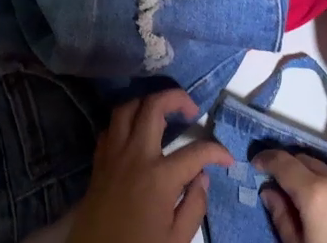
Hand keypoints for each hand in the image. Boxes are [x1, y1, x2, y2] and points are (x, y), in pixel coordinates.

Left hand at [69, 89, 233, 242]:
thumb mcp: (176, 241)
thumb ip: (194, 207)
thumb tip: (202, 177)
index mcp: (160, 177)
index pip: (196, 152)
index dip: (217, 151)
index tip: (228, 159)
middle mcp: (136, 156)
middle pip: (154, 107)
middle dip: (176, 98)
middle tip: (191, 109)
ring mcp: (113, 155)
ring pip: (126, 108)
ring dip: (146, 103)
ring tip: (162, 113)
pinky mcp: (98, 162)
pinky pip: (110, 128)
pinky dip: (124, 123)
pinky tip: (135, 135)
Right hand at [254, 150, 326, 242]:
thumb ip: (281, 216)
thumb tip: (270, 192)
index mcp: (315, 193)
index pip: (284, 162)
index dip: (267, 159)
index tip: (256, 164)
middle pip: (307, 161)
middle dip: (290, 168)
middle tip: (279, 184)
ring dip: (314, 180)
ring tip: (309, 203)